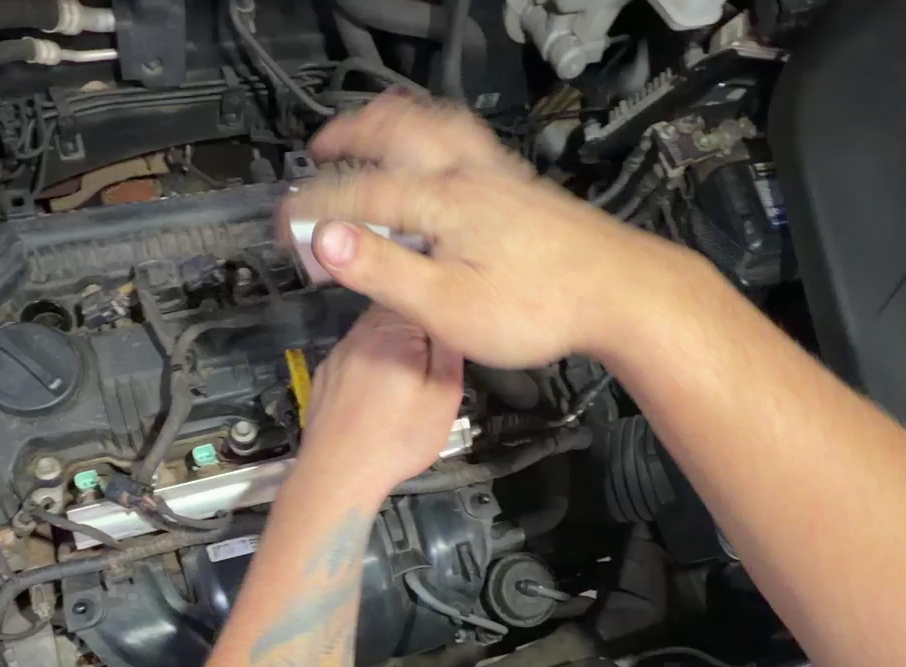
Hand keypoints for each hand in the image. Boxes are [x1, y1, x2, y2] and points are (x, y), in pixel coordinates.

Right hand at [281, 93, 716, 368]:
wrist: (619, 295)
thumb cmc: (539, 306)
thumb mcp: (447, 306)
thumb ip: (385, 271)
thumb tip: (329, 243)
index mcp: (441, 202)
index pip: (357, 195)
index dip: (314, 210)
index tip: (286, 227)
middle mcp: (467, 176)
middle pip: (395, 134)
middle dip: (348, 138)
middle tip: (319, 149)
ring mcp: (497, 177)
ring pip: (434, 125)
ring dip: (392, 122)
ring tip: (369, 130)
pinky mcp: (519, 189)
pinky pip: (466, 139)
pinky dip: (435, 133)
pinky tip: (440, 153)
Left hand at [297, 306, 463, 501]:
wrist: (338, 475)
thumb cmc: (397, 440)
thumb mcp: (444, 397)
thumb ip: (450, 351)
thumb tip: (450, 321)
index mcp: (393, 330)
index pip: (420, 295)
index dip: (438, 311)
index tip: (448, 333)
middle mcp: (359, 333)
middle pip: (394, 311)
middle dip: (415, 329)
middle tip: (430, 362)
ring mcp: (337, 354)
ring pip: (372, 334)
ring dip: (391, 348)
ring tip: (405, 382)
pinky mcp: (325, 375)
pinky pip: (354, 357)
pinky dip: (369, 366)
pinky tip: (377, 395)